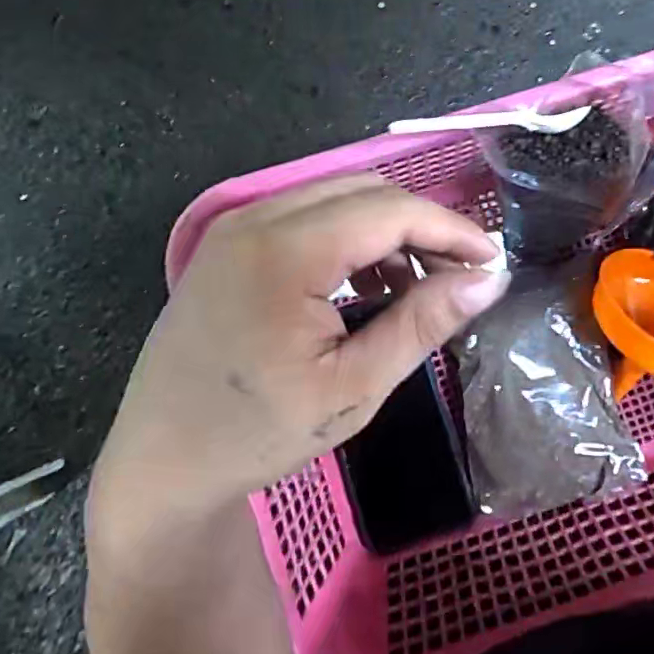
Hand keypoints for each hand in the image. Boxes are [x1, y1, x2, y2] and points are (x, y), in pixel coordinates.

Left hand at [90, 175, 507, 545]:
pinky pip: (310, 214)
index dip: (451, 229)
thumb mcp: (355, 386)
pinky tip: (369, 283)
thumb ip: (423, 322)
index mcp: (284, 252)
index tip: (493, 261)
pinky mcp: (231, 242)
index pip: (390, 211)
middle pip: (367, 192)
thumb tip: (490, 279)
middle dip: (423, 226)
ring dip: (389, 229)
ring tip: (417, 285)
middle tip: (459, 276)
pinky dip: (353, 236)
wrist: (160, 462)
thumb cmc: (258, 432)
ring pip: (340, 197)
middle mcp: (255, 219)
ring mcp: (236, 226)